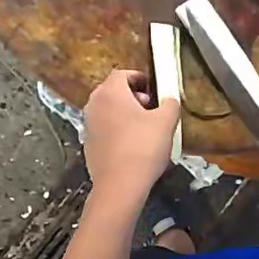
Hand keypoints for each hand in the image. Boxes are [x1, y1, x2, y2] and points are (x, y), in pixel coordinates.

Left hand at [82, 69, 179, 203]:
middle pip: (112, 92)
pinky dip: (116, 131)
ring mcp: (88, 126)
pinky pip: (104, 130)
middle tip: (150, 107)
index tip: (152, 88)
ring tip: (143, 128)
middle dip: (131, 96)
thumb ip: (170, 104)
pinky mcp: (88, 145)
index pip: (122, 74)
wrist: (120, 185)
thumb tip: (169, 100)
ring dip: (124, 114)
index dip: (138, 78)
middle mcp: (94, 105)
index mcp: (110, 93)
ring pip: (107, 111)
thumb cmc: (143, 148)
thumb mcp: (166, 123)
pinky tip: (131, 146)